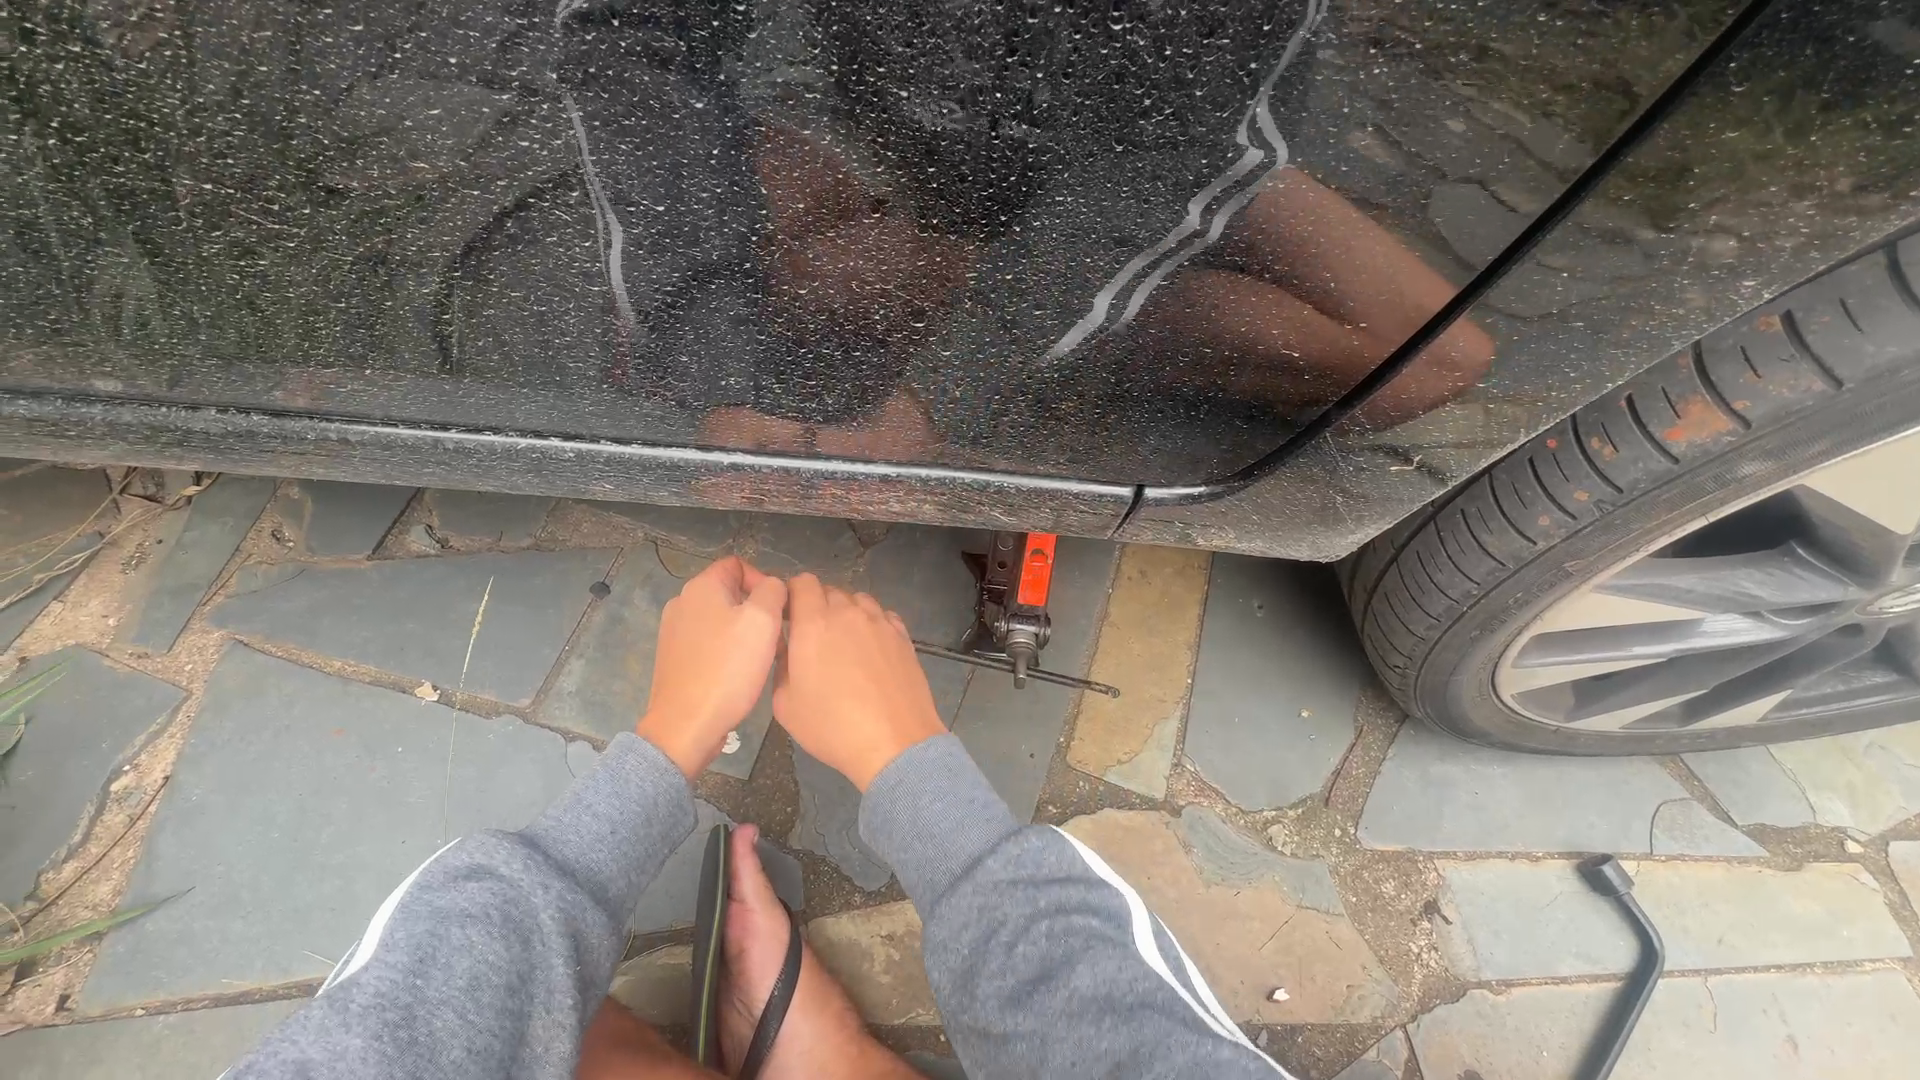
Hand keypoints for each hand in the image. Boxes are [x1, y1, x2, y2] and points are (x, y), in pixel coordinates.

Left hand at [635, 556, 786, 777]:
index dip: (764, 580)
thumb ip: (773, 590)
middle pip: (730, 592)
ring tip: (761, 658)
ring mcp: (674, 632)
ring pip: (721, 619)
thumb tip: (772, 587)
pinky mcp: (674, 658)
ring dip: (744, 632)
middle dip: (757, 609)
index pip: (738, 564)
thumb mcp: (763, 620)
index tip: (779, 609)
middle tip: (776, 637)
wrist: (687, 724)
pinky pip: (709, 642)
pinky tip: (739, 674)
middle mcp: (682, 602)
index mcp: (701, 587)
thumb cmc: (728, 668)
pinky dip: (727, 651)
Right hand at [773, 574, 945, 790]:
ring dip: (847, 613)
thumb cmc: (832, 727)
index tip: (788, 615)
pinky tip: (871, 649)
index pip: (802, 583)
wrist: (894, 742)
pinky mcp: (903, 636)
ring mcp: (880, 623)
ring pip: (858, 601)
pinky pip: (883, 616)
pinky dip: (872, 624)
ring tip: (844, 643)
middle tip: (813, 637)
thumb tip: (786, 647)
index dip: (792, 594)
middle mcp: (848, 613)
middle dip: (817, 605)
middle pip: (830, 590)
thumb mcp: (786, 704)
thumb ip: (781, 665)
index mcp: (814, 623)